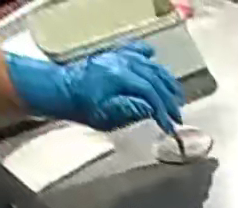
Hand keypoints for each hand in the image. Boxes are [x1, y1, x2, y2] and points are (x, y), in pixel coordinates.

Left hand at [6, 42, 185, 132]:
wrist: (59, 91)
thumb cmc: (84, 107)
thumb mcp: (105, 116)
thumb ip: (127, 111)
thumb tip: (149, 108)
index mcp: (115, 77)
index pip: (150, 92)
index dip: (163, 111)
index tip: (169, 127)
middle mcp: (116, 63)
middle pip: (154, 79)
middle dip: (170, 101)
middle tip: (177, 117)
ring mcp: (114, 58)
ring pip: (149, 65)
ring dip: (167, 81)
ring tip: (178, 97)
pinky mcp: (111, 57)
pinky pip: (130, 49)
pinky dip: (143, 52)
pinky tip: (152, 54)